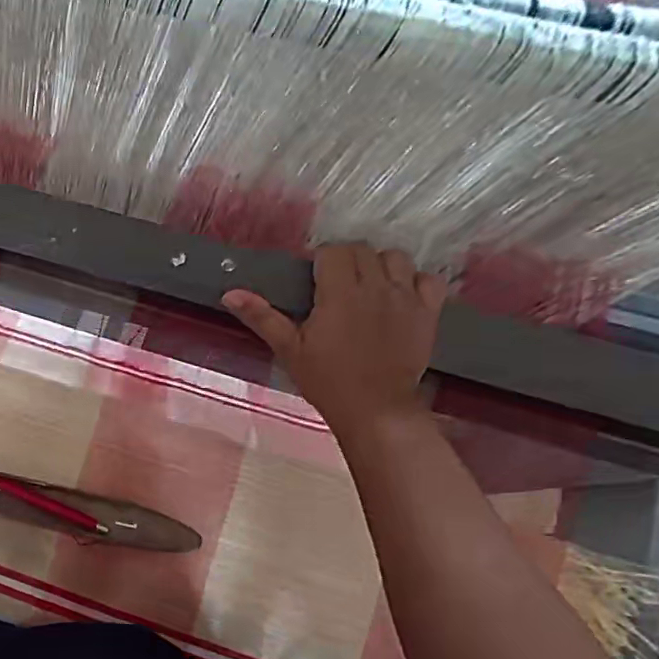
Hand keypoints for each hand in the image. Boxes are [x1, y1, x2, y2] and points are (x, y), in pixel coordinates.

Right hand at [221, 243, 445, 432]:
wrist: (374, 407)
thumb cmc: (326, 380)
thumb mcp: (288, 349)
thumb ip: (262, 317)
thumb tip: (230, 294)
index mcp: (340, 293)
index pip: (333, 252)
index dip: (318, 260)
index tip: (309, 279)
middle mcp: (376, 286)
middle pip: (363, 250)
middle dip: (344, 260)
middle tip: (329, 286)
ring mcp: (407, 296)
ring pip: (395, 258)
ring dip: (376, 265)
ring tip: (362, 288)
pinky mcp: (428, 311)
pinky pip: (426, 278)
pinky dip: (412, 280)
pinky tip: (396, 295)